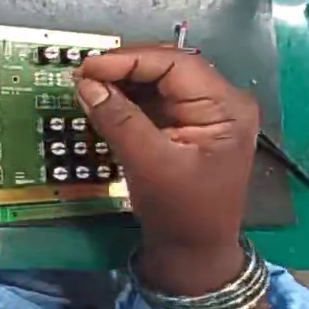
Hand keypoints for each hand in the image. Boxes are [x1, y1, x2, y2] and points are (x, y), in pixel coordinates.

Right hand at [74, 46, 259, 299]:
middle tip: (83, 75)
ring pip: (156, 80)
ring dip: (121, 80)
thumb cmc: (181, 210)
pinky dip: (124, 97)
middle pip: (167, 66)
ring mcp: (200, 113)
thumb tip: (85, 84)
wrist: (192, 249)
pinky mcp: (182, 124)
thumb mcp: (148, 163)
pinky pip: (151, 99)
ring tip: (87, 86)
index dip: (128, 60)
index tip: (87, 68)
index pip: (175, 64)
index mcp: (224, 108)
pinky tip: (101, 99)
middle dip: (123, 67)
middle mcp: (218, 102)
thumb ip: (118, 120)